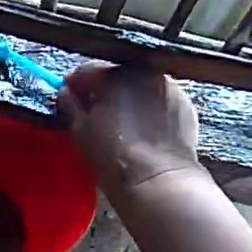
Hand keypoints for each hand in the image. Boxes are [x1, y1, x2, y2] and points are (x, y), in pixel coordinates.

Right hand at [58, 61, 203, 196]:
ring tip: (125, 123)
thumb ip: (71, 106)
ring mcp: (167, 85)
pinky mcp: (185, 103)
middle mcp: (142, 72)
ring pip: (140, 86)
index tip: (71, 101)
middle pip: (116, 75)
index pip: (86, 71)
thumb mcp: (81, 132)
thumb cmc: (112, 157)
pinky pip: (160, 99)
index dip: (75, 86)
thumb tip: (66, 92)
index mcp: (111, 75)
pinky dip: (151, 108)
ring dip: (130, 97)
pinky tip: (147, 130)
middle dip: (105, 91)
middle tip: (98, 114)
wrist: (158, 180)